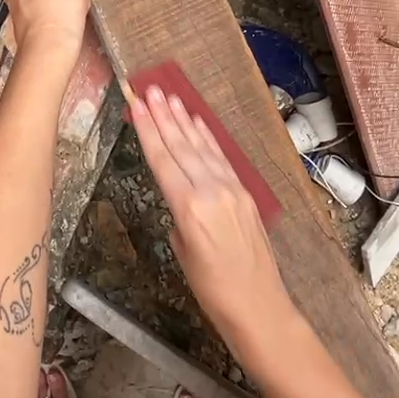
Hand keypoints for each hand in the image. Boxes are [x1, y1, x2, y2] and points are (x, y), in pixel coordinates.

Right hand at [129, 84, 297, 348]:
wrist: (260, 308)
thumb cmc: (212, 291)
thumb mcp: (182, 253)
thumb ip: (178, 217)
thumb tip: (180, 198)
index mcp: (189, 207)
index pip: (163, 159)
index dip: (149, 130)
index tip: (138, 104)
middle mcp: (211, 191)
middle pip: (181, 146)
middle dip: (164, 116)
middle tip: (151, 89)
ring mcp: (231, 190)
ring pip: (202, 147)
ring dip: (184, 120)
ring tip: (171, 96)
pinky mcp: (245, 194)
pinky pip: (221, 158)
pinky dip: (208, 138)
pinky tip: (198, 123)